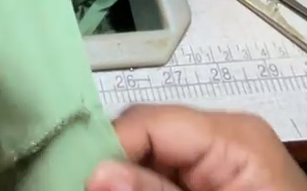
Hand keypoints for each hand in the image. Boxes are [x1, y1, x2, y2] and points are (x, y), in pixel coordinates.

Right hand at [87, 106, 306, 190]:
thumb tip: (94, 174)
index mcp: (232, 136)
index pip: (146, 123)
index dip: (106, 151)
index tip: (74, 182)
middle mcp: (222, 137)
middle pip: (143, 141)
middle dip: (112, 173)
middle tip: (77, 186)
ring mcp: (221, 163)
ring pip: (149, 164)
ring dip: (125, 184)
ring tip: (95, 187)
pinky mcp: (217, 183)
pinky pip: (168, 180)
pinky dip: (146, 190)